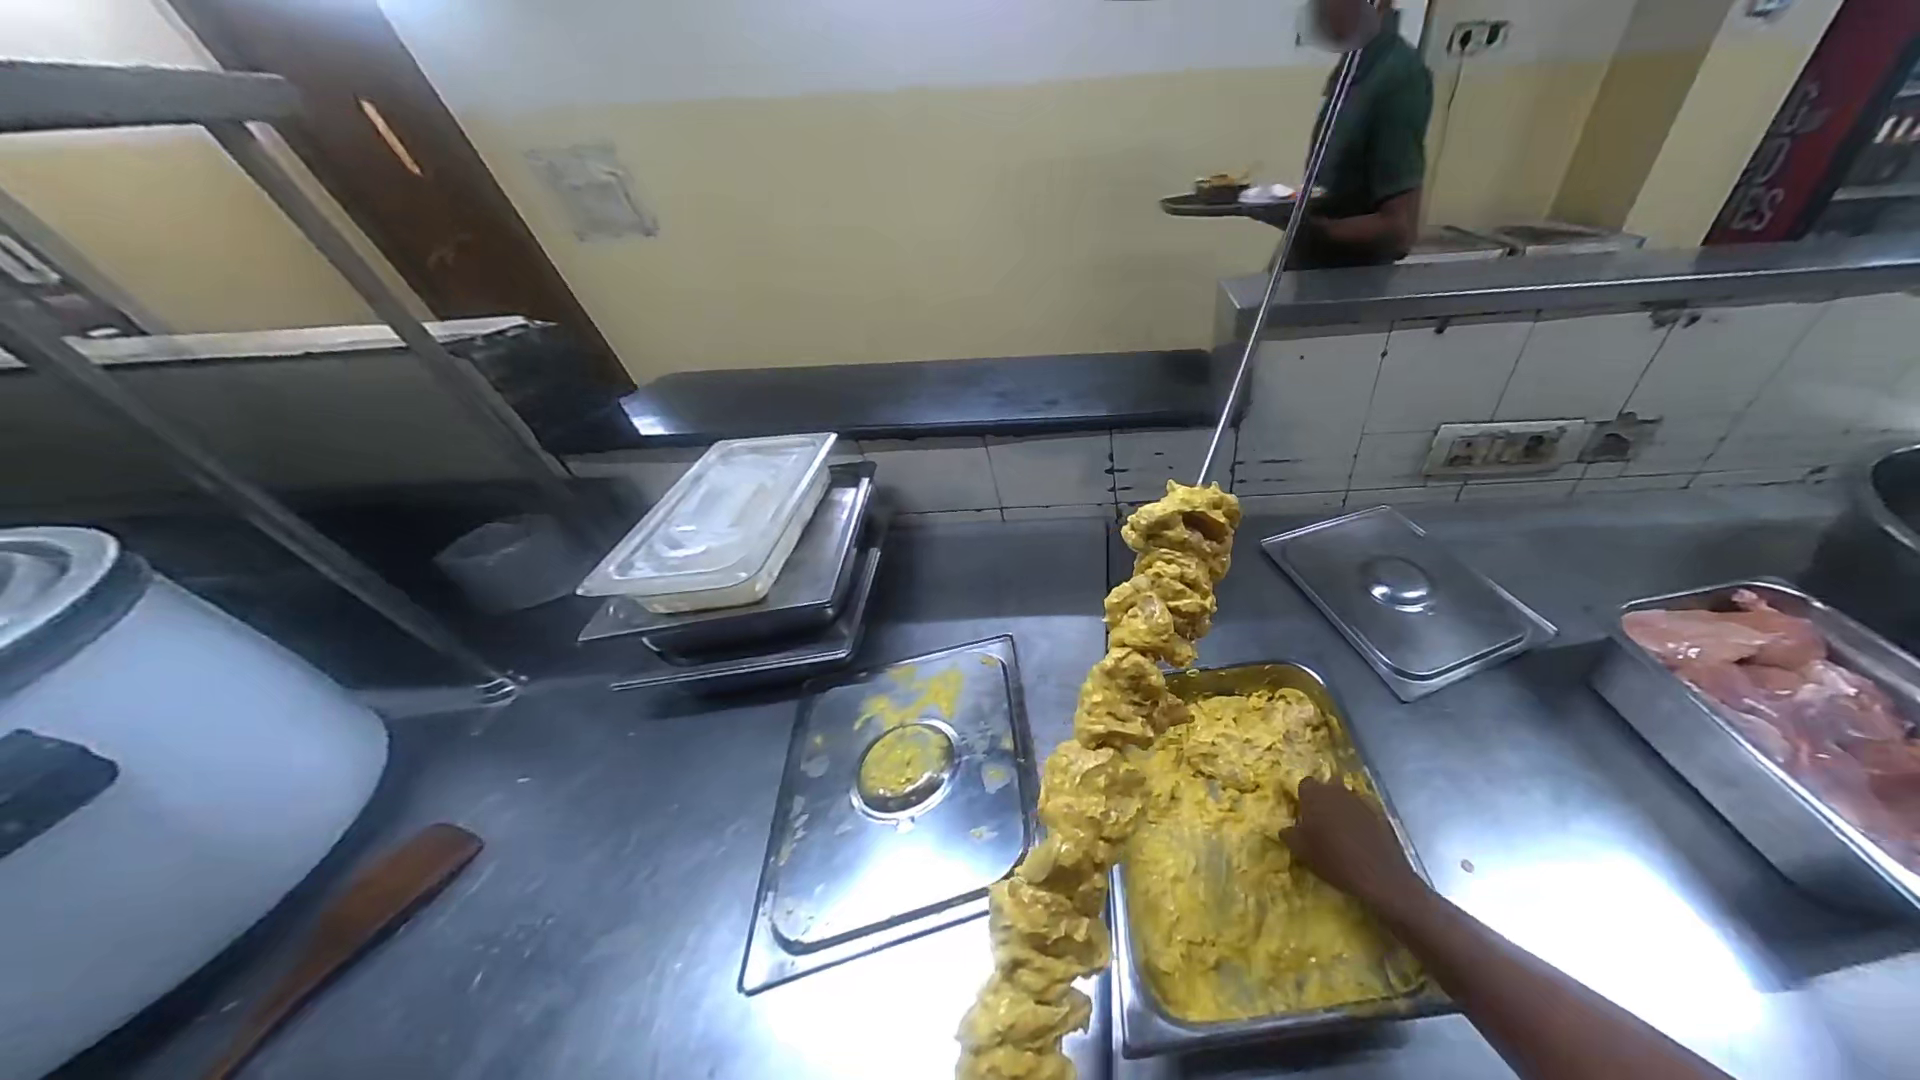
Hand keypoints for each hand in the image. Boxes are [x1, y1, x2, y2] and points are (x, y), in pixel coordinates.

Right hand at [1279, 777, 1426, 914]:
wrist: (1379, 877)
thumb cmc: (1332, 859)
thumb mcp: (1300, 850)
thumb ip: (1289, 834)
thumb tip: (1287, 829)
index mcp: (1314, 794)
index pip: (1305, 784)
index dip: (1304, 798)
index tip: (1304, 814)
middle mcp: (1337, 791)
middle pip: (1328, 787)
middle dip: (1324, 799)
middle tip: (1321, 821)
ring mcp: (1362, 801)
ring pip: (1347, 798)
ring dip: (1343, 808)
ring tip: (1342, 831)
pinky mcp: (1381, 815)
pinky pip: (1365, 811)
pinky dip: (1361, 818)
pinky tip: (1360, 837)